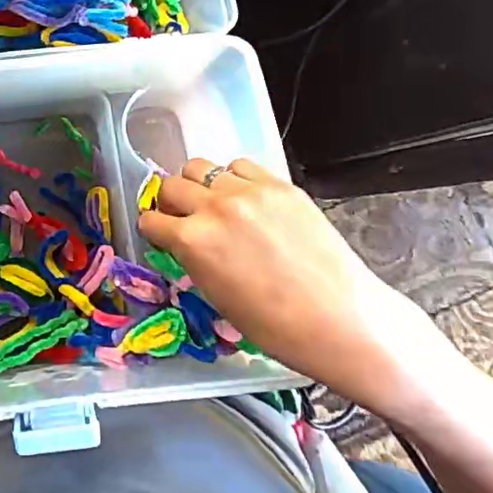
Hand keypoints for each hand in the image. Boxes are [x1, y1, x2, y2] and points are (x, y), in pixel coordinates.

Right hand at [136, 158, 455, 415]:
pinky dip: (234, 180)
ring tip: (216, 205)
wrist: (341, 320)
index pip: (151, 219)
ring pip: (202, 167)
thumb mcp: (216, 296)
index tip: (162, 234)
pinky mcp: (280, 185)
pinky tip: (247, 201)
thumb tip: (185, 244)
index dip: (154, 230)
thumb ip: (194, 259)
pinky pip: (241, 166)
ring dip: (200, 185)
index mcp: (192, 241)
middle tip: (184, 217)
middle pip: (171, 184)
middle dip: (171, 202)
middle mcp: (215, 207)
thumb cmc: (275, 326)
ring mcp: (249, 191)